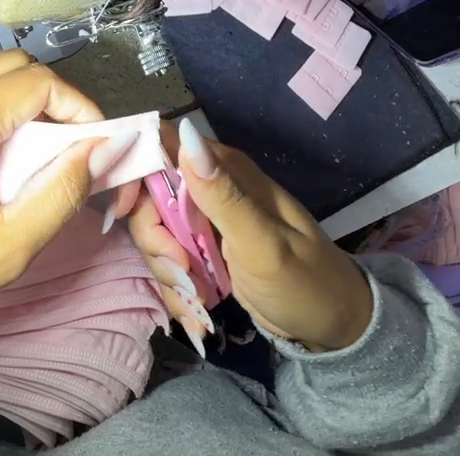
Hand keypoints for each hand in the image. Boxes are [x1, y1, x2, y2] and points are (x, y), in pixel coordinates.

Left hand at [0, 51, 133, 378]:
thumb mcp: (9, 246)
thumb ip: (63, 190)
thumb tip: (102, 148)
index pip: (40, 82)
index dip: (79, 106)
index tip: (93, 142)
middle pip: (13, 64)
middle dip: (50, 98)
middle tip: (63, 146)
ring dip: (15, 99)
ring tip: (25, 154)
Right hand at [128, 119, 373, 352]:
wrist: (332, 328)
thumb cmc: (305, 282)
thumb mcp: (262, 243)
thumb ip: (221, 193)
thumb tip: (184, 132)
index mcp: (225, 168)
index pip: (161, 145)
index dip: (135, 170)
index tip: (128, 210)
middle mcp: (211, 184)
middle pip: (150, 193)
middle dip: (154, 235)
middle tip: (180, 268)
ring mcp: (205, 217)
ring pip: (156, 228)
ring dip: (165, 266)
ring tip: (197, 294)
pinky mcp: (203, 246)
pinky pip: (169, 255)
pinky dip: (176, 283)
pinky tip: (196, 305)